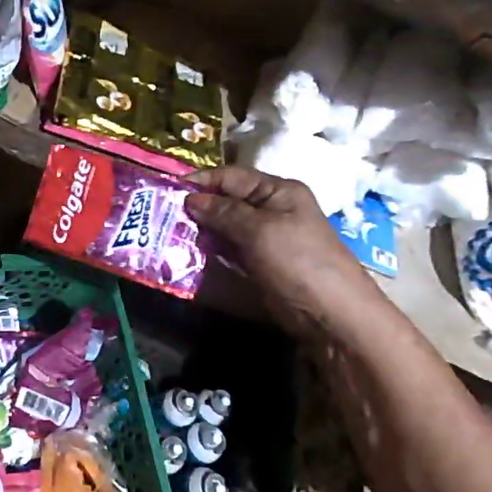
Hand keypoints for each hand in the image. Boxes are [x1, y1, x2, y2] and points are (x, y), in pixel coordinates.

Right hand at [185, 166, 385, 338]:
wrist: (331, 316)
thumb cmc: (298, 263)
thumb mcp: (260, 231)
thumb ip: (223, 212)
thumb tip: (189, 198)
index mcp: (277, 192)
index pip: (231, 176)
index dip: (200, 181)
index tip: (165, 190)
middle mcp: (270, 211)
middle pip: (224, 201)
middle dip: (194, 208)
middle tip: (159, 216)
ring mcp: (263, 239)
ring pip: (221, 227)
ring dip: (197, 231)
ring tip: (165, 235)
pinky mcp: (256, 264)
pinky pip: (225, 250)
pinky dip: (206, 251)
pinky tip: (183, 254)